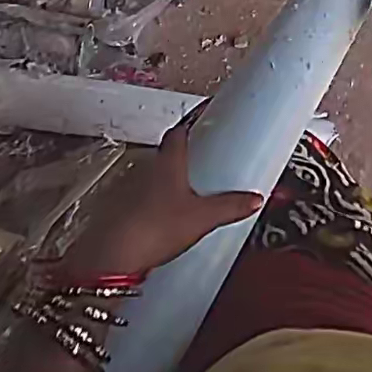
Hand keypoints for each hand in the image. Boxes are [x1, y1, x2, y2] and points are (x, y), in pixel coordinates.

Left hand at [58, 111, 263, 275]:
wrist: (117, 256)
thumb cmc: (156, 227)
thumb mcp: (203, 217)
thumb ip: (231, 206)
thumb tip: (254, 199)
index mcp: (169, 161)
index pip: (179, 130)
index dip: (193, 121)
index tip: (205, 115)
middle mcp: (150, 169)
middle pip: (170, 150)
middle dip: (188, 149)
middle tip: (208, 152)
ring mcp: (136, 189)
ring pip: (160, 172)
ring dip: (176, 174)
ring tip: (197, 184)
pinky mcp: (129, 210)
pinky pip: (152, 195)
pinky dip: (165, 197)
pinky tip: (176, 211)